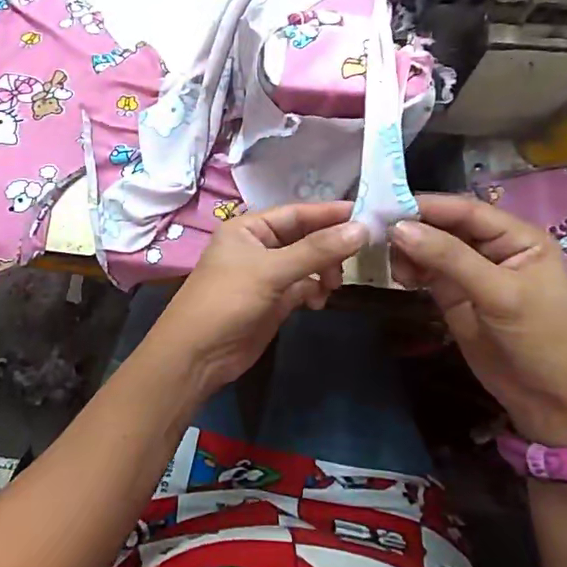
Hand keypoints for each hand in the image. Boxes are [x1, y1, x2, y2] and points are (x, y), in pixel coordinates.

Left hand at [147, 202, 368, 390]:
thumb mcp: (271, 271)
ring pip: (308, 264)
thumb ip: (317, 250)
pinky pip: (304, 287)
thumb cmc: (227, 300)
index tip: (368, 215)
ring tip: (333, 286)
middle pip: (306, 237)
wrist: (198, 354)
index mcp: (249, 228)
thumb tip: (362, 229)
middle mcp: (258, 246)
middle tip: (357, 257)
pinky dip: (315, 292)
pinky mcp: (274, 301)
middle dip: (330, 246)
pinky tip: (318, 302)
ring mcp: (267, 275)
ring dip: (325, 271)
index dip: (331, 213)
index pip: (297, 212)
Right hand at [390, 193, 566, 447]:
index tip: (385, 203)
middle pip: (445, 226)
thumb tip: (398, 227)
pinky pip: (426, 274)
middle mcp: (493, 249)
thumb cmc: (543, 339)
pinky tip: (396, 274)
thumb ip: (450, 258)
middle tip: (371, 227)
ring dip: (407, 249)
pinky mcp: (454, 298)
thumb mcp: (500, 293)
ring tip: (381, 255)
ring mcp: (471, 274)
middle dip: (412, 225)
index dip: (428, 205)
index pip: (466, 210)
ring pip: (431, 249)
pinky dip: (408, 270)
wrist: (555, 402)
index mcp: (517, 237)